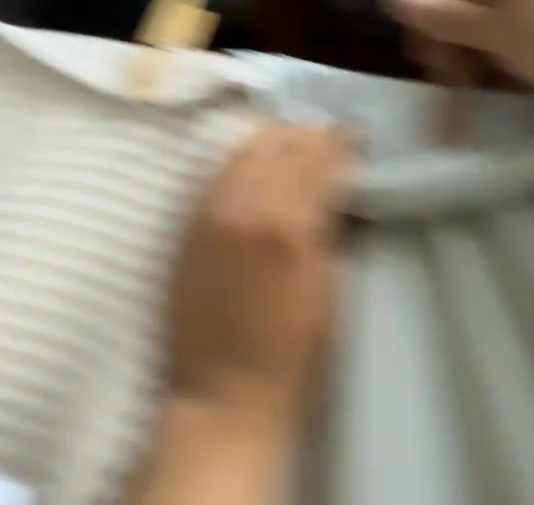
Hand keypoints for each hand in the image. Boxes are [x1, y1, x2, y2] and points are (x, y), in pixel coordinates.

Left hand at [165, 124, 351, 425]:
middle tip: (325, 139)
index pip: (317, 157)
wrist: (220, 398)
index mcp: (288, 226)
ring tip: (290, 143)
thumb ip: (330, 231)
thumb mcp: (329, 293)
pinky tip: (248, 161)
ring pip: (240, 147)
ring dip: (270, 139)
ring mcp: (205, 211)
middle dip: (307, 134)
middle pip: (278, 141)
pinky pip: (208, 170)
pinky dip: (233, 157)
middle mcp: (243, 206)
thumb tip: (337, 187)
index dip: (339, 143)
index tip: (353, 140)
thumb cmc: (291, 359)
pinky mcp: (180, 224)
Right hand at [382, 0, 533, 109]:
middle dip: (461, 52)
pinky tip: (530, 81)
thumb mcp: (494, 33)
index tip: (428, 76)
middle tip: (456, 95)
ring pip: (503, 24)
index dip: (432, 38)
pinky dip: (520, 58)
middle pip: (474, 8)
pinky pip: (533, 33)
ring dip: (489, 59)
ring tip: (490, 91)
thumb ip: (441, 17)